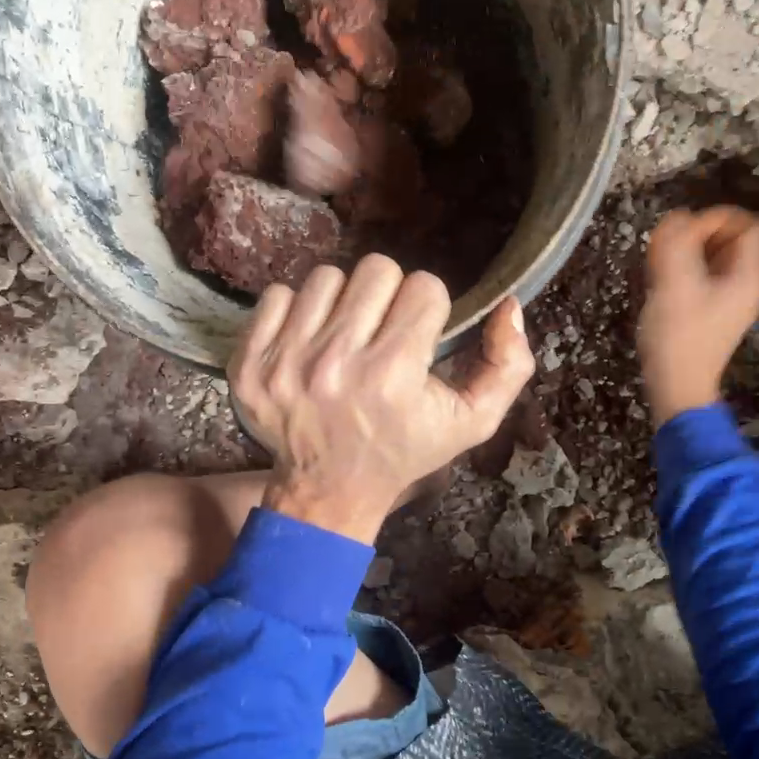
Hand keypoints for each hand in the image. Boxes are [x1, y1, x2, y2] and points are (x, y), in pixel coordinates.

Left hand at [229, 255, 534, 542]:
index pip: (424, 286)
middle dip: (388, 296)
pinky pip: (277, 294)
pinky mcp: (249, 363)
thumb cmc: (405, 450)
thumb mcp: (473, 422)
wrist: (328, 490)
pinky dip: (297, 312)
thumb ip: (508, 366)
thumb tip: (510, 304)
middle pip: (376, 269)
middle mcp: (336, 363)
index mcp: (394, 374)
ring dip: (343, 302)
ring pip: (327, 276)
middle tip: (383, 332)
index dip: (428, 309)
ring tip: (346, 337)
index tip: (419, 337)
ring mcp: (285, 361)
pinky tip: (309, 343)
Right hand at [638, 206, 758, 423]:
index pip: (745, 223)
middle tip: (665, 246)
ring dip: (683, 251)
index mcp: (749, 274)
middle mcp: (745, 282)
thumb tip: (676, 216)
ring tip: (657, 262)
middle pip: (727, 237)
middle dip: (695, 234)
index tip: (684, 232)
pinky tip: (657, 279)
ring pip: (710, 255)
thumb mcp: (675, 284)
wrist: (676, 387)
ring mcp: (728, 297)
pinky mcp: (709, 309)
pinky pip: (700, 274)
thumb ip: (676, 243)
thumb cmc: (679, 337)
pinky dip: (681, 269)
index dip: (714, 219)